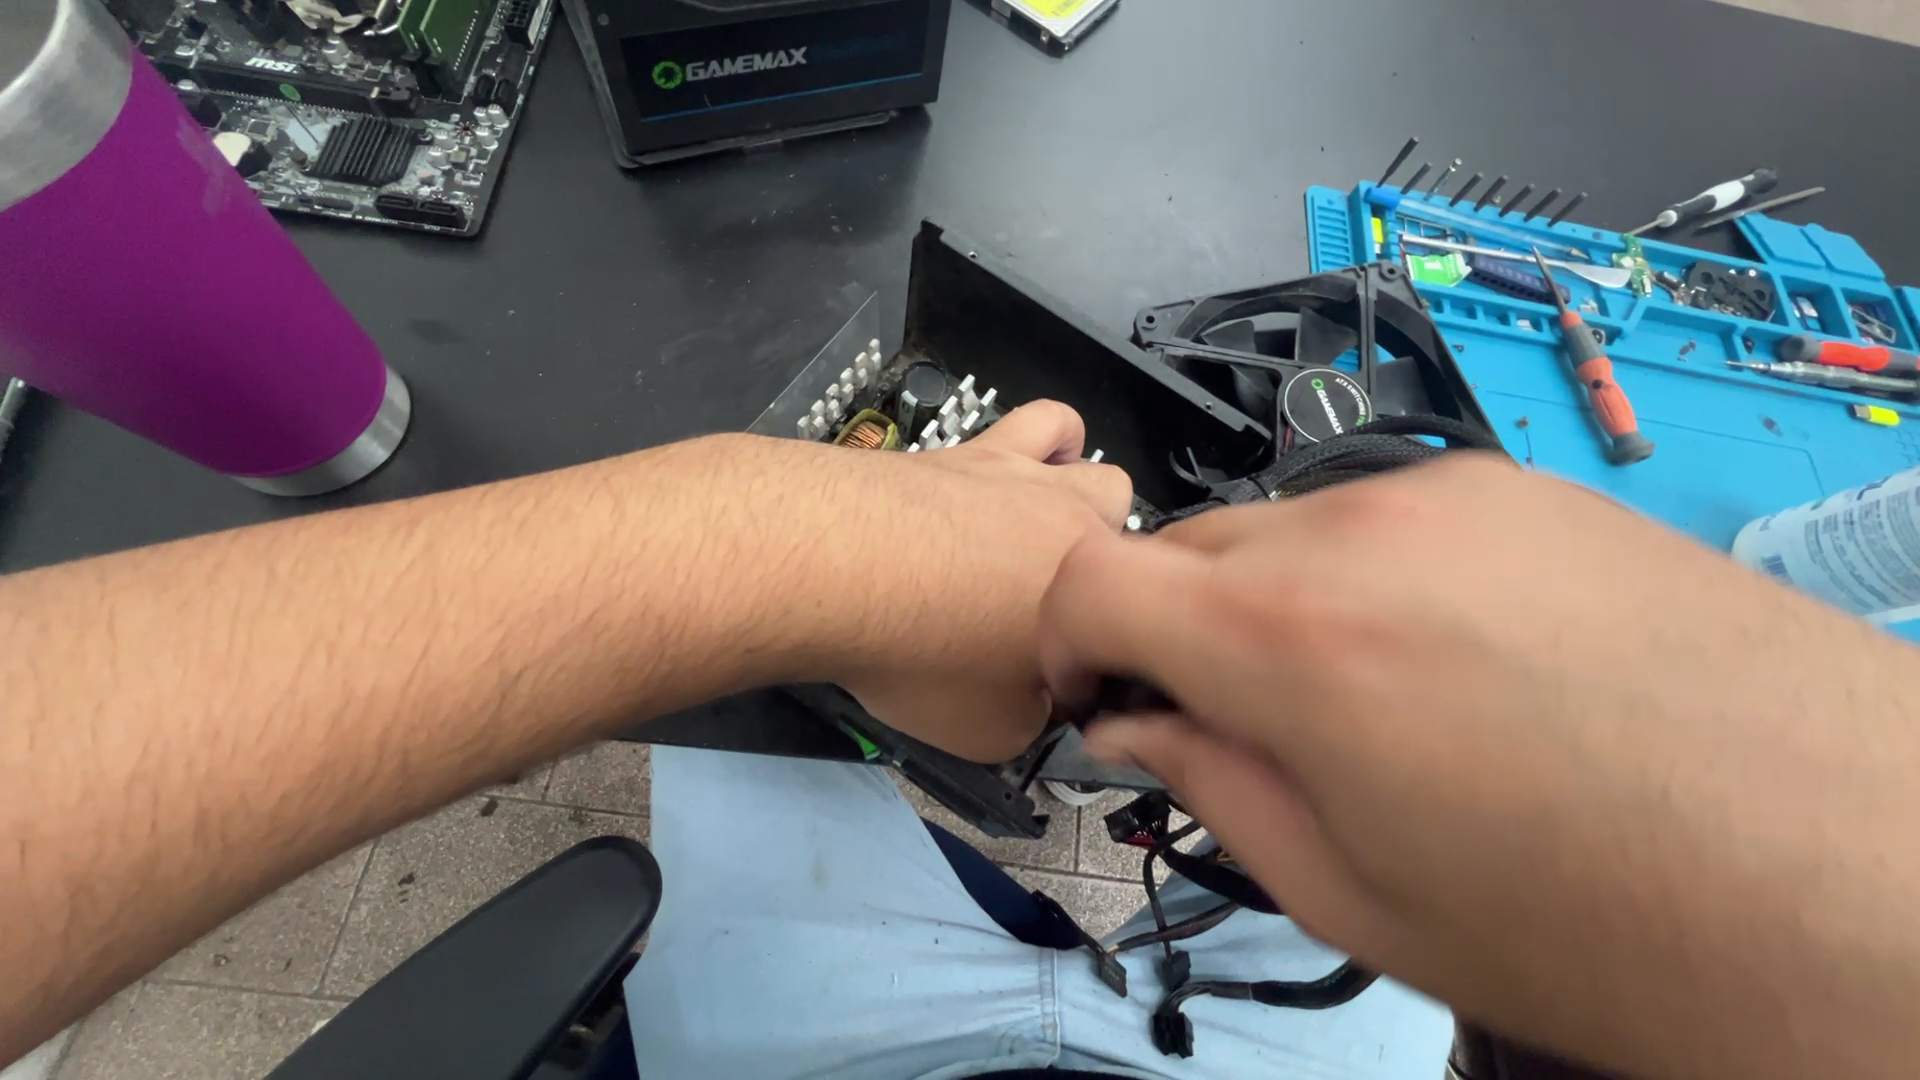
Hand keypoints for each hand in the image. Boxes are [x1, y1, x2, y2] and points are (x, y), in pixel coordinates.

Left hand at [811, 400, 1131, 761]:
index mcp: (1092, 599)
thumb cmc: (923, 654)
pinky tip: (1019, 468)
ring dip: (1086, 502)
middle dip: (1103, 569)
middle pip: (1123, 541)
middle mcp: (1075, 530)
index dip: (1100, 645)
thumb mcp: (990, 730)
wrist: (839, 569)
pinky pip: (1041, 421)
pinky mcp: (977, 450)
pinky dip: (1050, 440)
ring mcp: (1029, 482)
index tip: (1053, 669)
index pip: (1126, 619)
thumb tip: (1033, 696)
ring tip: (1039, 531)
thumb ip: (1034, 715)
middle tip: (1044, 600)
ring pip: (1098, 472)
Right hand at [1039, 455, 1919, 1079]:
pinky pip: (1370, 519)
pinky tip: (1443, 656)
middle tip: (1229, 716)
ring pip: (1271, 529)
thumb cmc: (1589, 931)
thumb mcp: (1343, 888)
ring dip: (1258, 601)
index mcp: (1284, 635)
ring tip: (1351, 695)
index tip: (1096, 697)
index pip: (1089, 577)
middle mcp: (1348, 528)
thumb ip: (1203, 779)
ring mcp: (1440, 491)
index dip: (1064, 638)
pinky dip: (1350, 578)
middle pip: (1178, 547)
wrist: (1912, 894)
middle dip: (1166, 627)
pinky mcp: (1517, 487)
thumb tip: (1128, 722)